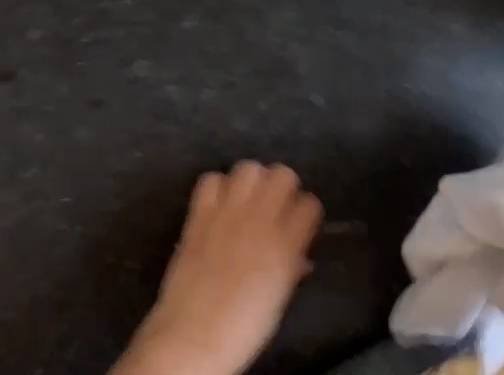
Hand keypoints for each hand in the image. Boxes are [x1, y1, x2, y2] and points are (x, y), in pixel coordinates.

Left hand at [114, 162, 322, 374]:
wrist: (194, 335)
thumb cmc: (243, 326)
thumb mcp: (278, 297)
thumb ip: (291, 266)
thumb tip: (298, 254)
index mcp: (286, 244)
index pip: (309, 204)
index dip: (305, 211)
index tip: (299, 220)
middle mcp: (261, 219)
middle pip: (282, 174)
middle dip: (282, 186)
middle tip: (275, 204)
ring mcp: (228, 212)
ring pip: (248, 168)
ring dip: (251, 180)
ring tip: (247, 199)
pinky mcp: (200, 213)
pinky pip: (211, 179)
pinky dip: (217, 188)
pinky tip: (218, 205)